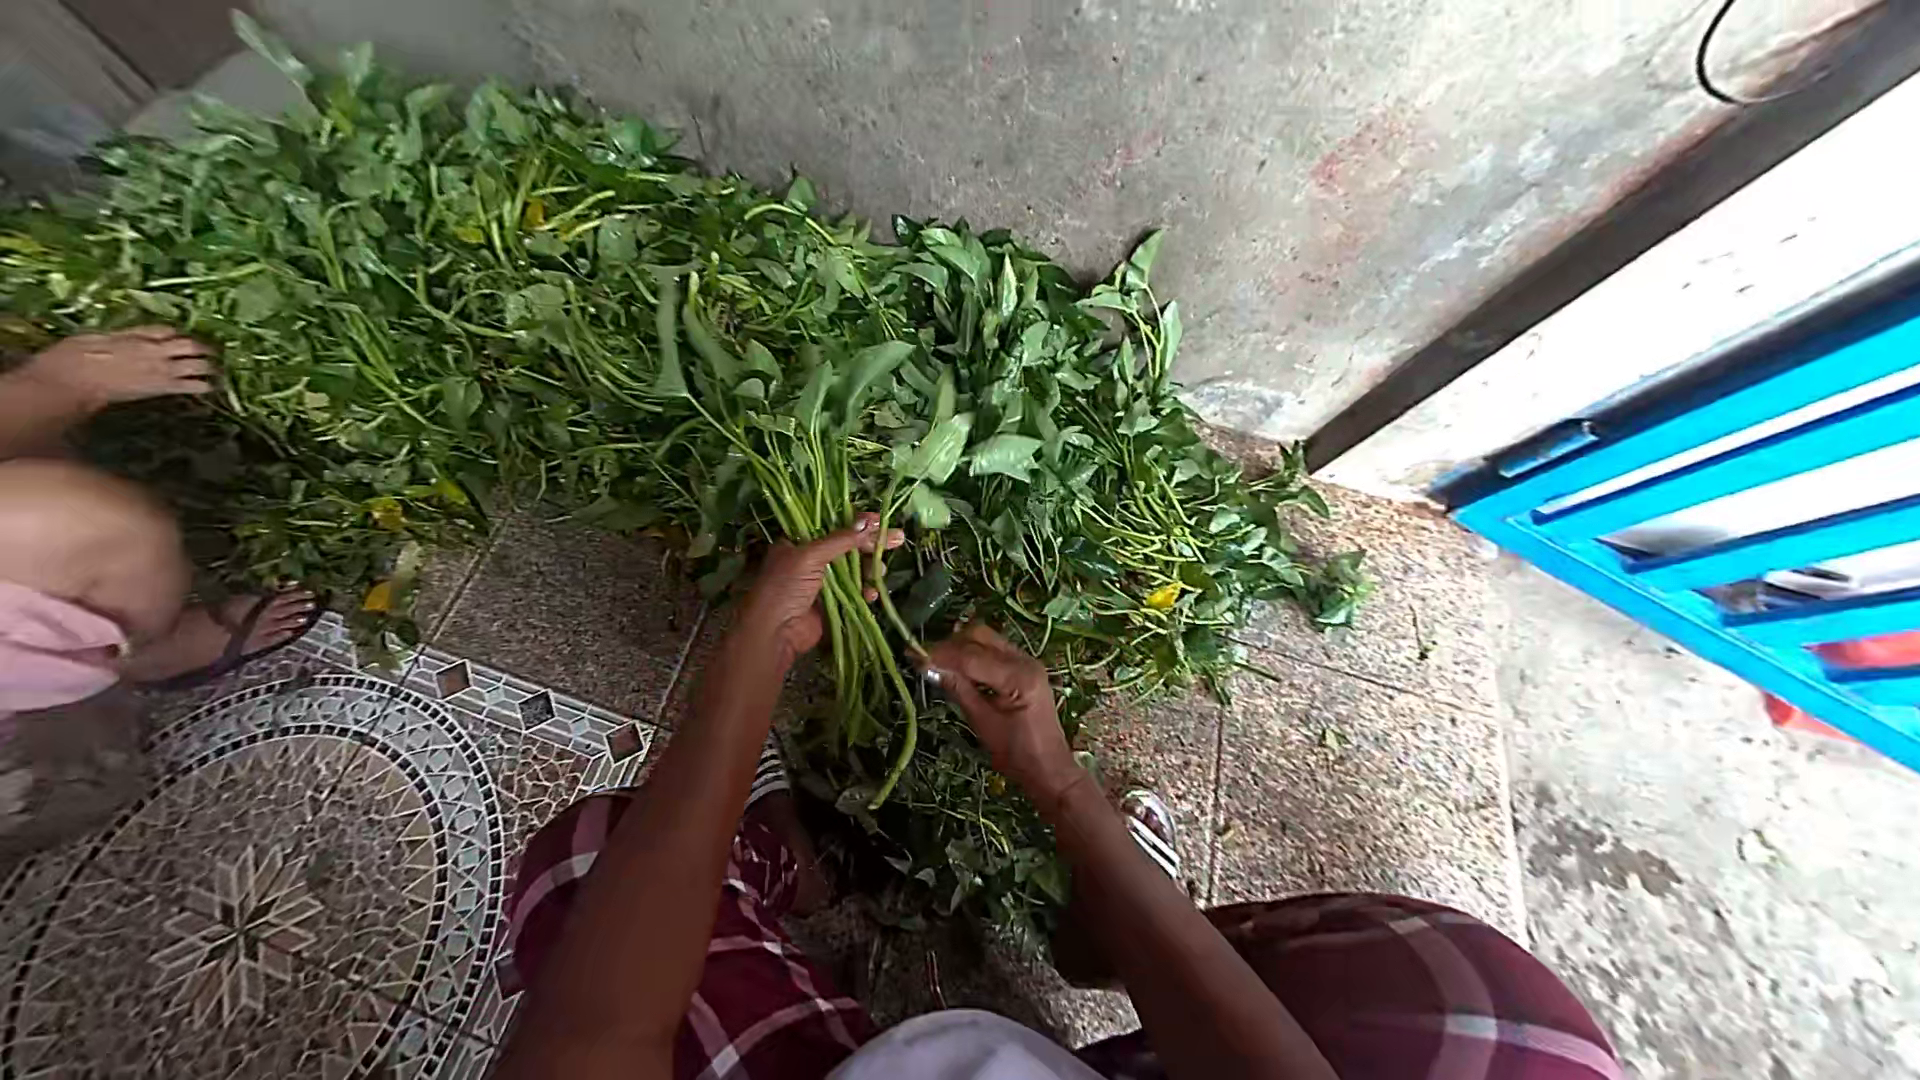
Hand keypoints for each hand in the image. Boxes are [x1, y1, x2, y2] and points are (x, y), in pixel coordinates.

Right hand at [18, 327, 215, 408]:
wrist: (68, 383)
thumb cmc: (68, 358)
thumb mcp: (92, 337)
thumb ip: (120, 336)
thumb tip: (137, 335)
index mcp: (135, 336)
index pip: (168, 330)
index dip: (178, 333)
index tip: (182, 338)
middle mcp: (156, 351)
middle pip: (193, 345)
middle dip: (205, 348)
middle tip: (210, 352)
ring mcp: (165, 370)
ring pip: (202, 365)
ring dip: (212, 367)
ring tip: (215, 369)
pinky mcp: (167, 387)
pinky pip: (199, 386)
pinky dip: (208, 385)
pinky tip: (210, 386)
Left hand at [734, 512, 903, 663]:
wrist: (775, 632)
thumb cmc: (785, 587)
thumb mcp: (810, 556)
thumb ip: (840, 540)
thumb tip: (868, 523)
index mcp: (798, 541)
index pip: (833, 525)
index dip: (857, 522)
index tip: (880, 521)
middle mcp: (810, 559)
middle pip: (847, 546)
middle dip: (871, 544)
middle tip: (898, 540)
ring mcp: (822, 582)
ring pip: (854, 569)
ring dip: (869, 569)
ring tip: (881, 572)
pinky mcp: (832, 602)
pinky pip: (854, 592)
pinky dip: (865, 591)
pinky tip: (872, 594)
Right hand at [924, 624, 1084, 808]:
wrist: (1048, 768)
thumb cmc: (1017, 754)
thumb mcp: (982, 722)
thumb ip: (958, 689)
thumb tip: (929, 667)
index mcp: (1018, 676)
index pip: (971, 656)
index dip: (941, 655)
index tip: (914, 656)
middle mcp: (1025, 660)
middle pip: (980, 635)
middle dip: (950, 644)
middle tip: (926, 659)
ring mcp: (1027, 660)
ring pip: (986, 638)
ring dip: (960, 646)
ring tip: (937, 662)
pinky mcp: (1024, 665)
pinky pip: (994, 648)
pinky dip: (973, 652)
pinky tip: (957, 666)